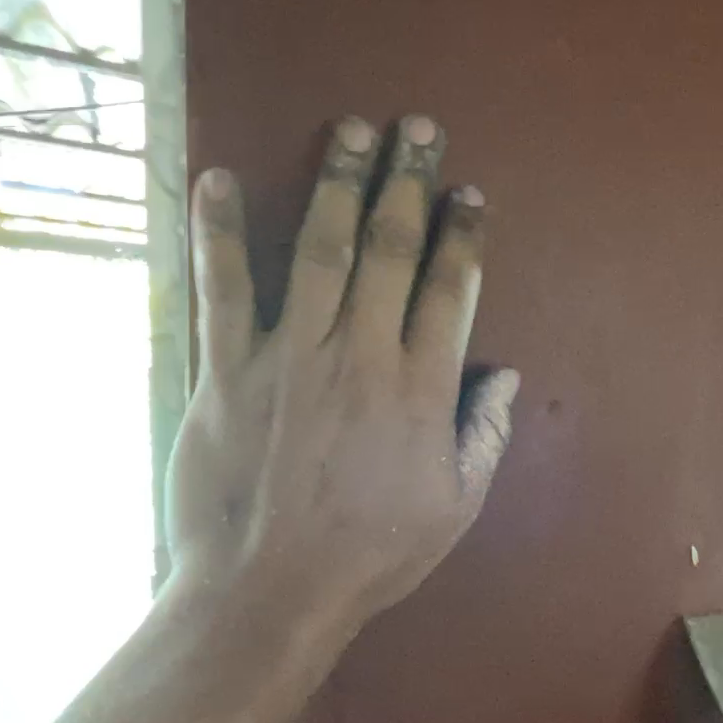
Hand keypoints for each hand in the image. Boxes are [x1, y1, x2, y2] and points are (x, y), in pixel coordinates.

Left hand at [165, 115, 518, 645]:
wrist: (270, 591)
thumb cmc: (372, 554)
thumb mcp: (456, 508)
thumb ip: (484, 436)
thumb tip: (505, 376)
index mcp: (420, 390)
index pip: (449, 291)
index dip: (462, 236)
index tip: (468, 195)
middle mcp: (360, 356)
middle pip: (390, 252)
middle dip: (408, 184)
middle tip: (418, 131)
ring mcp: (289, 358)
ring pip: (320, 251)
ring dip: (338, 184)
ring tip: (352, 130)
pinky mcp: (226, 372)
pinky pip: (221, 290)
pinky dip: (218, 232)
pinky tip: (217, 178)